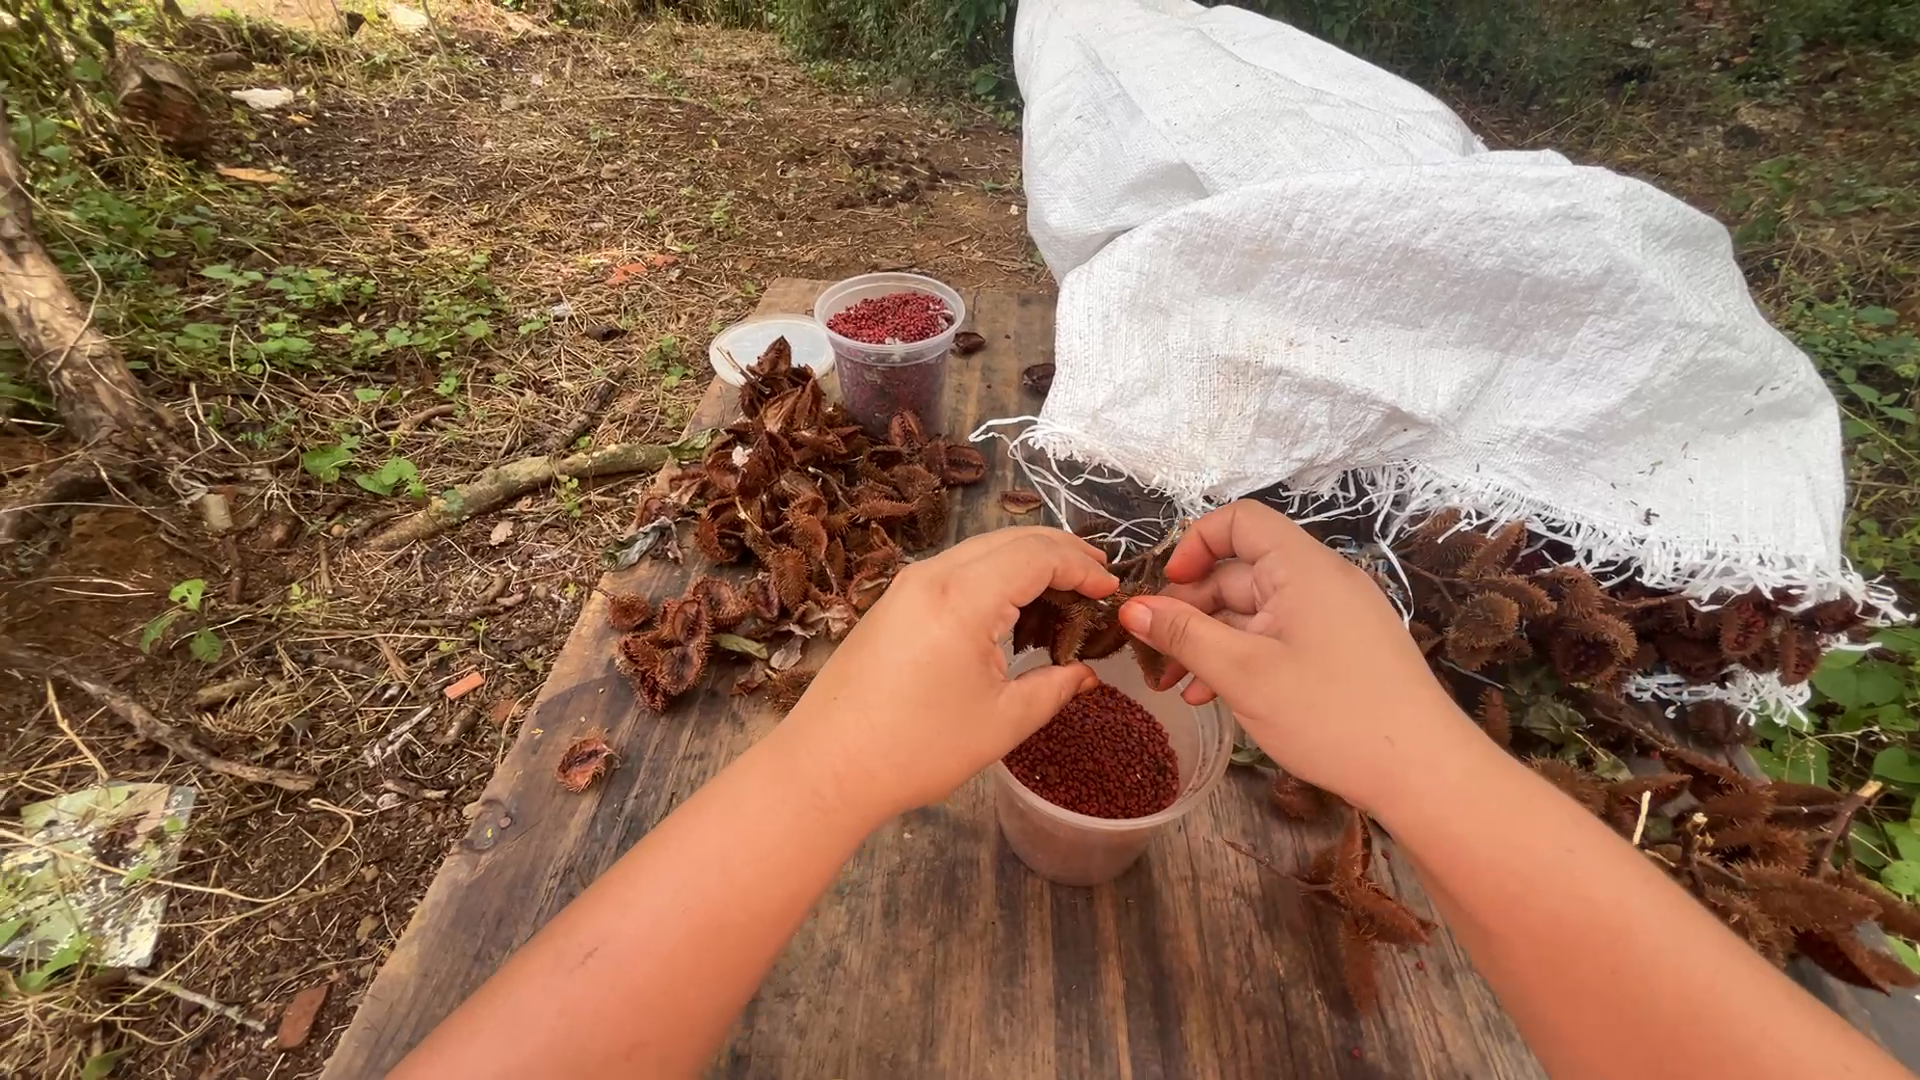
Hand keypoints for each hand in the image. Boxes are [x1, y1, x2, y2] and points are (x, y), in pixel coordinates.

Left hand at [779, 527, 1118, 818]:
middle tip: (1097, 576)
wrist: (826, 766)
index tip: (1112, 589)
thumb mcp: (1000, 722)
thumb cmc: (916, 748)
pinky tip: (1013, 601)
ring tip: (1064, 586)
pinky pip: (957, 568)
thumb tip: (1085, 673)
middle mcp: (932, 574)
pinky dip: (995, 573)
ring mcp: (907, 584)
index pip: (1036, 556)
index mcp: (962, 597)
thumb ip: (1053, 688)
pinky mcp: (893, 600)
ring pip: (981, 549)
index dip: (1080, 568)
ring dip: (1026, 559)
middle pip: (1010, 540)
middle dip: (1059, 552)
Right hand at [1116, 500, 1481, 811]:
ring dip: (1208, 643)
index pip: (1240, 521)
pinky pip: (1275, 638)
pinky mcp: (1338, 651)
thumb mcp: (1242, 673)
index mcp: (1302, 568)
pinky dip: (1240, 658)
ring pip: (1251, 613)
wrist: (1426, 776)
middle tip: (1154, 656)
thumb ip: (1182, 635)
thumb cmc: (1331, 714)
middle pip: (1237, 574)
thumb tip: (1131, 608)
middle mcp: (1318, 582)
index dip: (1194, 545)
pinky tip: (1212, 697)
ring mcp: (1331, 618)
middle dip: (1189, 612)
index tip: (1166, 588)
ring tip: (1175, 687)